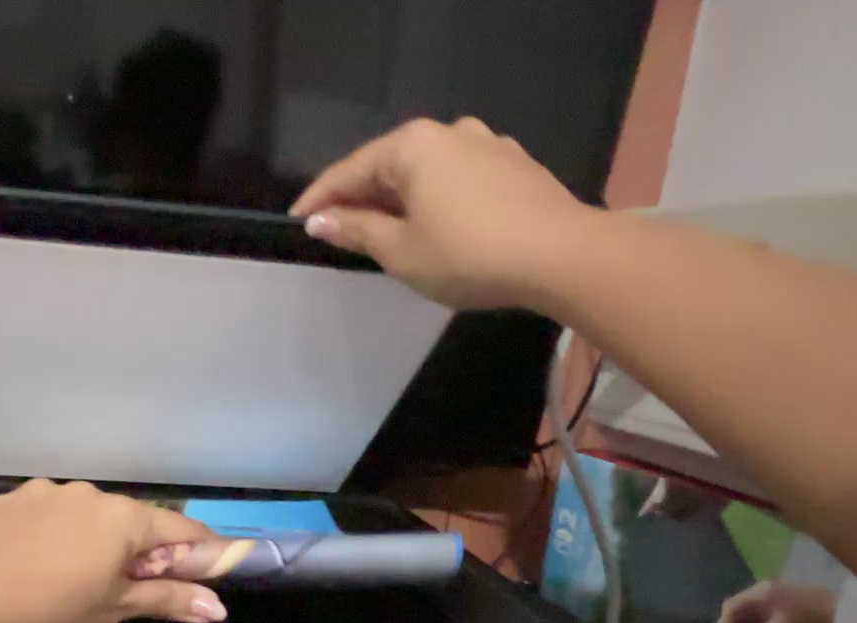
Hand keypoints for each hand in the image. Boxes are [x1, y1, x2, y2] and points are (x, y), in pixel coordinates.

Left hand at [0, 479, 226, 622]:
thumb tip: (219, 608)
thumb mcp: (111, 609)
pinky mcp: (10, 499)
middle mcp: (90, 494)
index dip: (199, 550)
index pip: (180, 528)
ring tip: (71, 577)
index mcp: (123, 518)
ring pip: (87, 516)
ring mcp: (47, 492)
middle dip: (139, 550)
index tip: (208, 570)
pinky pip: (48, 514)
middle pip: (132, 521)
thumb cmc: (47, 608)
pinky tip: (33, 562)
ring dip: (93, 540)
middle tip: (127, 587)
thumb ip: (166, 600)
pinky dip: (54, 534)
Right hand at [289, 117, 597, 309]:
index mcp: (412, 146)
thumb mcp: (400, 250)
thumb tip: (320, 220)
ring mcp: (486, 145)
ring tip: (383, 233)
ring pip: (425, 173)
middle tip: (335, 231)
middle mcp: (449, 132)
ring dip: (398, 200)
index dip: (319, 199)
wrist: (560, 256)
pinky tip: (432, 226)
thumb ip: (356, 230)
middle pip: (388, 166)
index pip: (350, 171)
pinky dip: (433, 200)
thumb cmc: (467, 254)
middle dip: (359, 199)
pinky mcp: (513, 166)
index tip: (296, 220)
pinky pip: (456, 180)